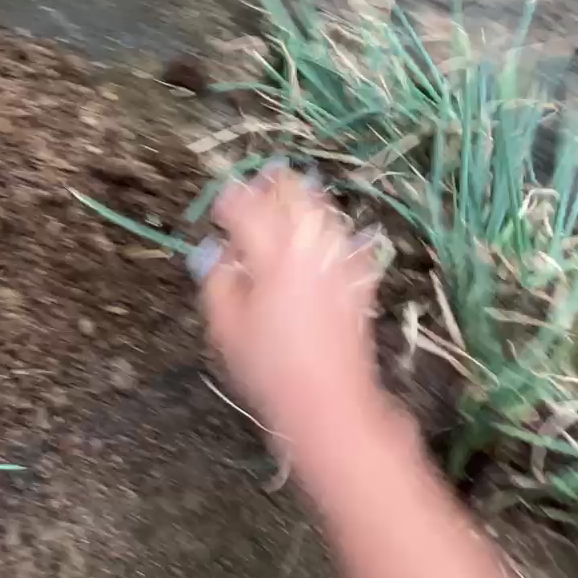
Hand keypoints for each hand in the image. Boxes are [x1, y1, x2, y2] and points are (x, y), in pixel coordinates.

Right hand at [196, 166, 386, 441]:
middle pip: (294, 205)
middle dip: (276, 186)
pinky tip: (332, 230)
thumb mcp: (225, 326)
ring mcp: (337, 268)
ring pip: (324, 218)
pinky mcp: (357, 286)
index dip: (231, 200)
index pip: (248, 213)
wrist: (329, 401)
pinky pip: (350, 245)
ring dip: (307, 200)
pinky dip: (337, 231)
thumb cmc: (268, 366)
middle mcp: (308, 255)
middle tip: (262, 176)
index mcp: (271, 260)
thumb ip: (220, 282)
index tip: (220, 197)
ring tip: (295, 188)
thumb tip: (221, 256)